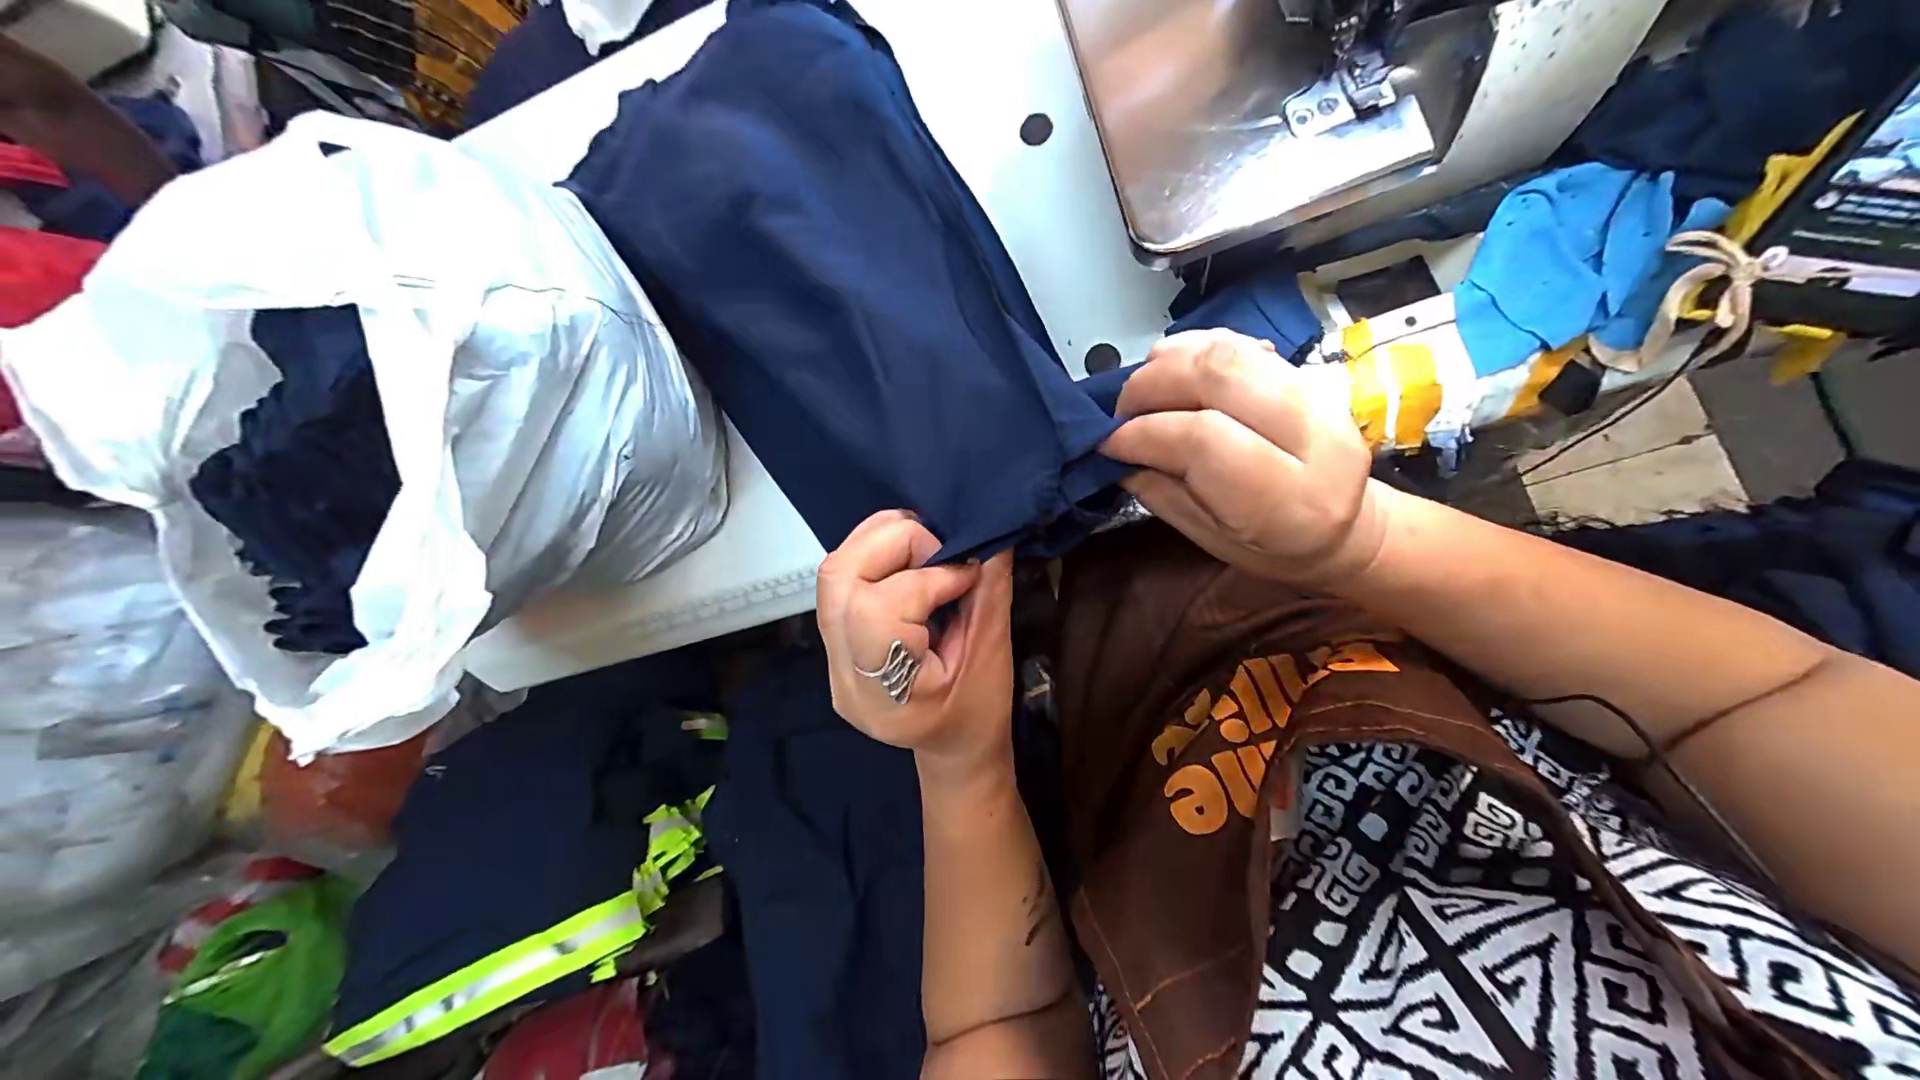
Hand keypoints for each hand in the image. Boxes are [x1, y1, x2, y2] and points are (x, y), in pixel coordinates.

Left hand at [816, 510, 1016, 780]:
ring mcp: (833, 658)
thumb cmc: (978, 713)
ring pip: (834, 572)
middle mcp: (843, 674)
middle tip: (940, 548)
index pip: (877, 610)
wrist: (954, 747)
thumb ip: (988, 589)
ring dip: (880, 540)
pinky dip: (874, 553)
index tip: (968, 574)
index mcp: (881, 696)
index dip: (927, 576)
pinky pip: (842, 581)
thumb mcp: (993, 653)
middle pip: (840, 578)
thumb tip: (990, 531)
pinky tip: (908, 554)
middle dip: (893, 541)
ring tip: (925, 543)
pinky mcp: (837, 640)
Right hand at [1101, 328, 1387, 584]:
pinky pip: (1243, 344)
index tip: (1110, 442)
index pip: (1203, 439)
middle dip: (1151, 385)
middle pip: (1217, 376)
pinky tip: (1173, 369)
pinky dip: (1196, 349)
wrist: (1348, 527)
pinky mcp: (1310, 373)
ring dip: (1169, 361)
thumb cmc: (1275, 549)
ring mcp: (1318, 396)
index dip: (1144, 432)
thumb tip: (1116, 451)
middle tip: (1121, 410)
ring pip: (1229, 351)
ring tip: (1143, 389)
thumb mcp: (1211, 539)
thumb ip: (1162, 492)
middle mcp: (1314, 438)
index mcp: (1288, 501)